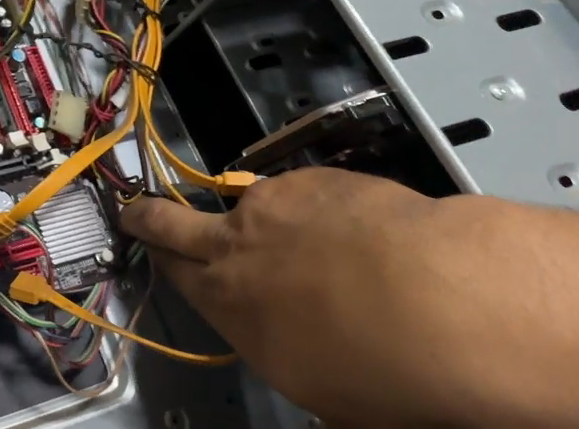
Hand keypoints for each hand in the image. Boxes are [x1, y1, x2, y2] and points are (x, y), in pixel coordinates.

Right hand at [121, 167, 578, 428]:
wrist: (442, 302)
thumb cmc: (393, 374)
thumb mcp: (337, 399)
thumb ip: (297, 361)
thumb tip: (306, 354)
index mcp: (233, 314)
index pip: (175, 274)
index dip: (161, 260)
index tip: (154, 251)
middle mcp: (235, 253)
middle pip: (168, 222)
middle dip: (148, 217)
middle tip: (136, 211)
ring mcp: (268, 208)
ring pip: (244, 206)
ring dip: (260, 219)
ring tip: (311, 243)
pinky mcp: (308, 179)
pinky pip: (298, 192)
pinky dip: (314, 208)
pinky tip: (358, 231)